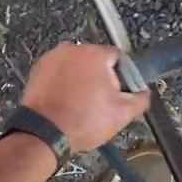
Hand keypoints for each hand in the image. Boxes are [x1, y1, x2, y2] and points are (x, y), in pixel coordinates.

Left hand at [20, 43, 149, 151]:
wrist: (44, 132)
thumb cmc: (84, 120)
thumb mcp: (122, 113)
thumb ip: (139, 98)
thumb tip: (143, 92)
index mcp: (94, 54)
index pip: (117, 57)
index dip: (121, 76)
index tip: (117, 94)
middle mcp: (71, 49)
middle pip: (95, 60)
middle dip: (99, 77)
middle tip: (98, 102)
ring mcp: (52, 57)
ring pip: (75, 66)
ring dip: (80, 79)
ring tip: (79, 104)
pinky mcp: (38, 69)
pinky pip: (58, 72)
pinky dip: (62, 82)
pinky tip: (64, 101)